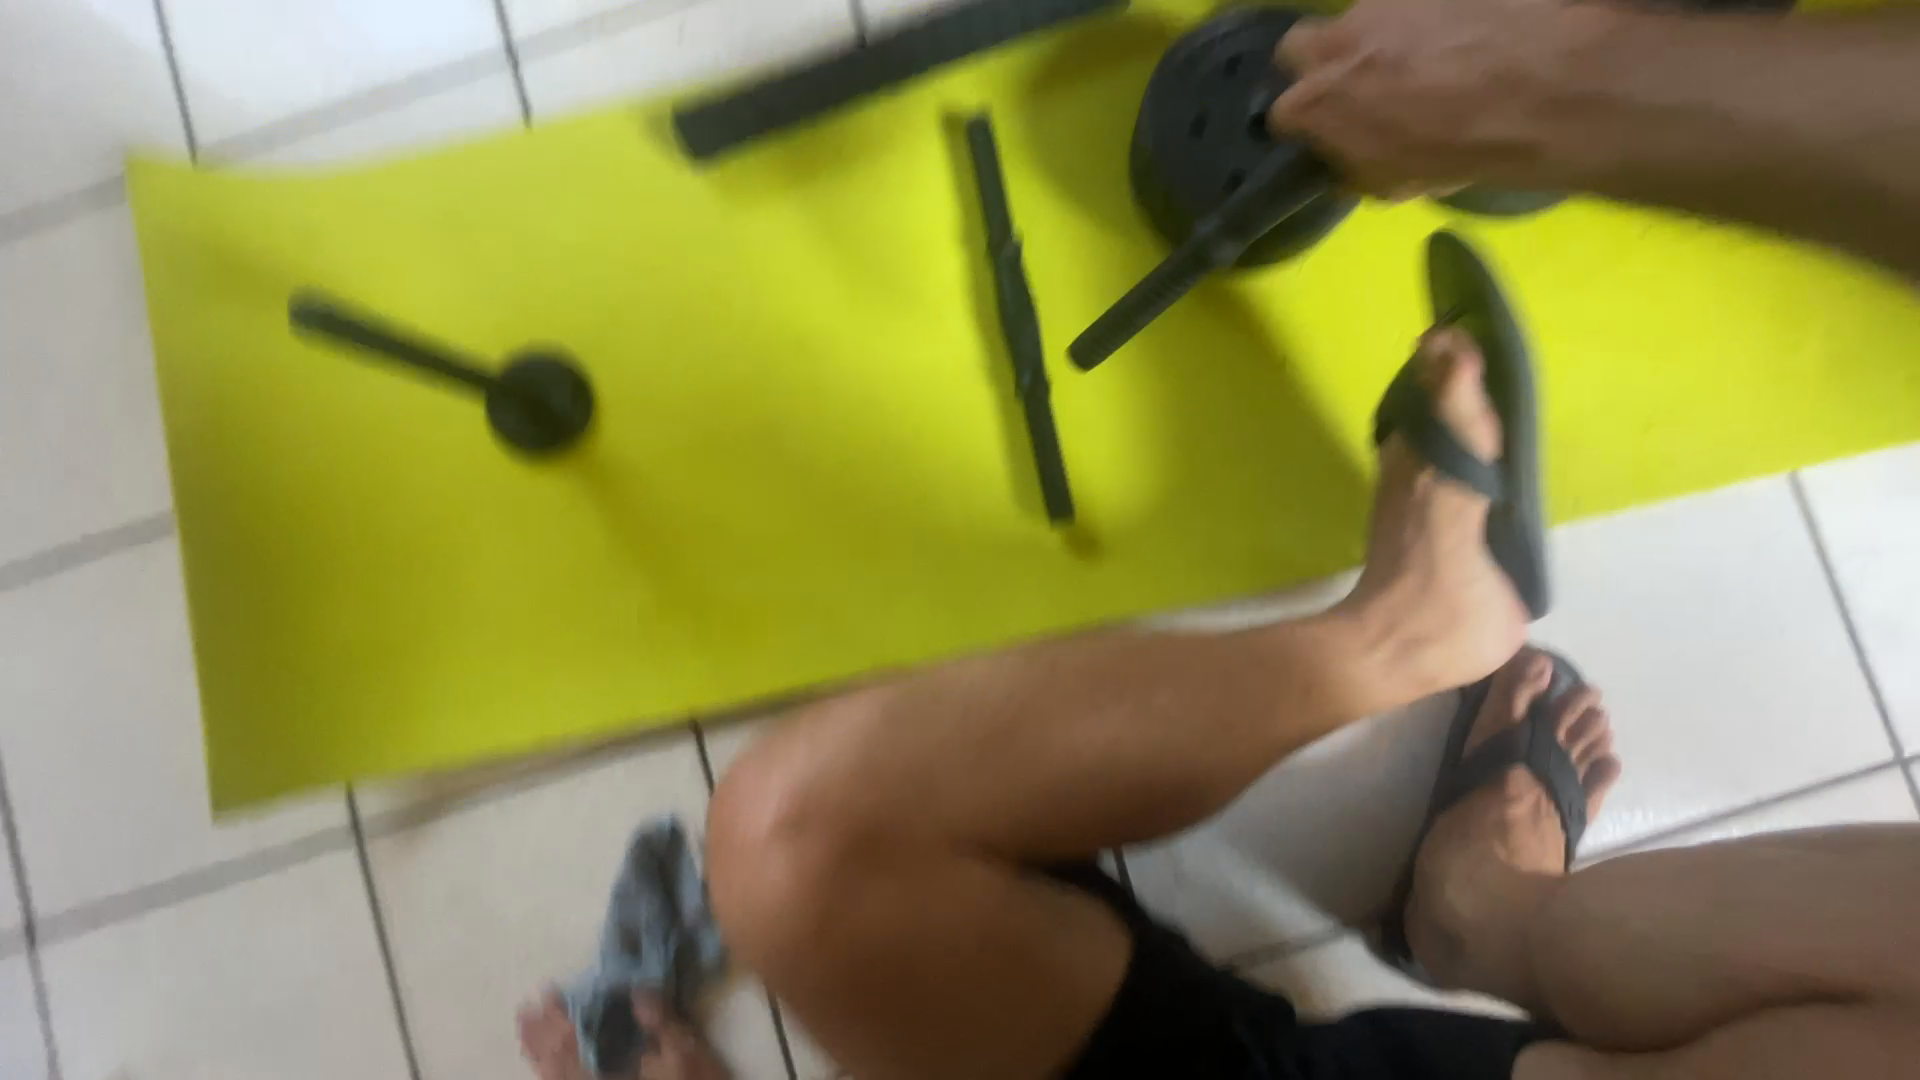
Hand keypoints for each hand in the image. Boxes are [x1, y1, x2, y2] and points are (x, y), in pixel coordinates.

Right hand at [1266, 0, 1590, 194]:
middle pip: (1300, 45)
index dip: (1305, 122)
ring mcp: (1386, 0)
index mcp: (1314, 102)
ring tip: (1426, 54)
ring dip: (1382, 35)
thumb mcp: (1388, 183)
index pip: (1283, 112)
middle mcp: (1337, 41)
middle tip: (1357, 83)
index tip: (1326, 132)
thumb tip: (1349, 160)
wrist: (1539, 88)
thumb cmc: (1451, 150)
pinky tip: (1463, 32)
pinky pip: (1420, 3)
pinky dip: (1432, 15)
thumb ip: (1352, 164)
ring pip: (1364, 15)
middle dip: (1320, 63)